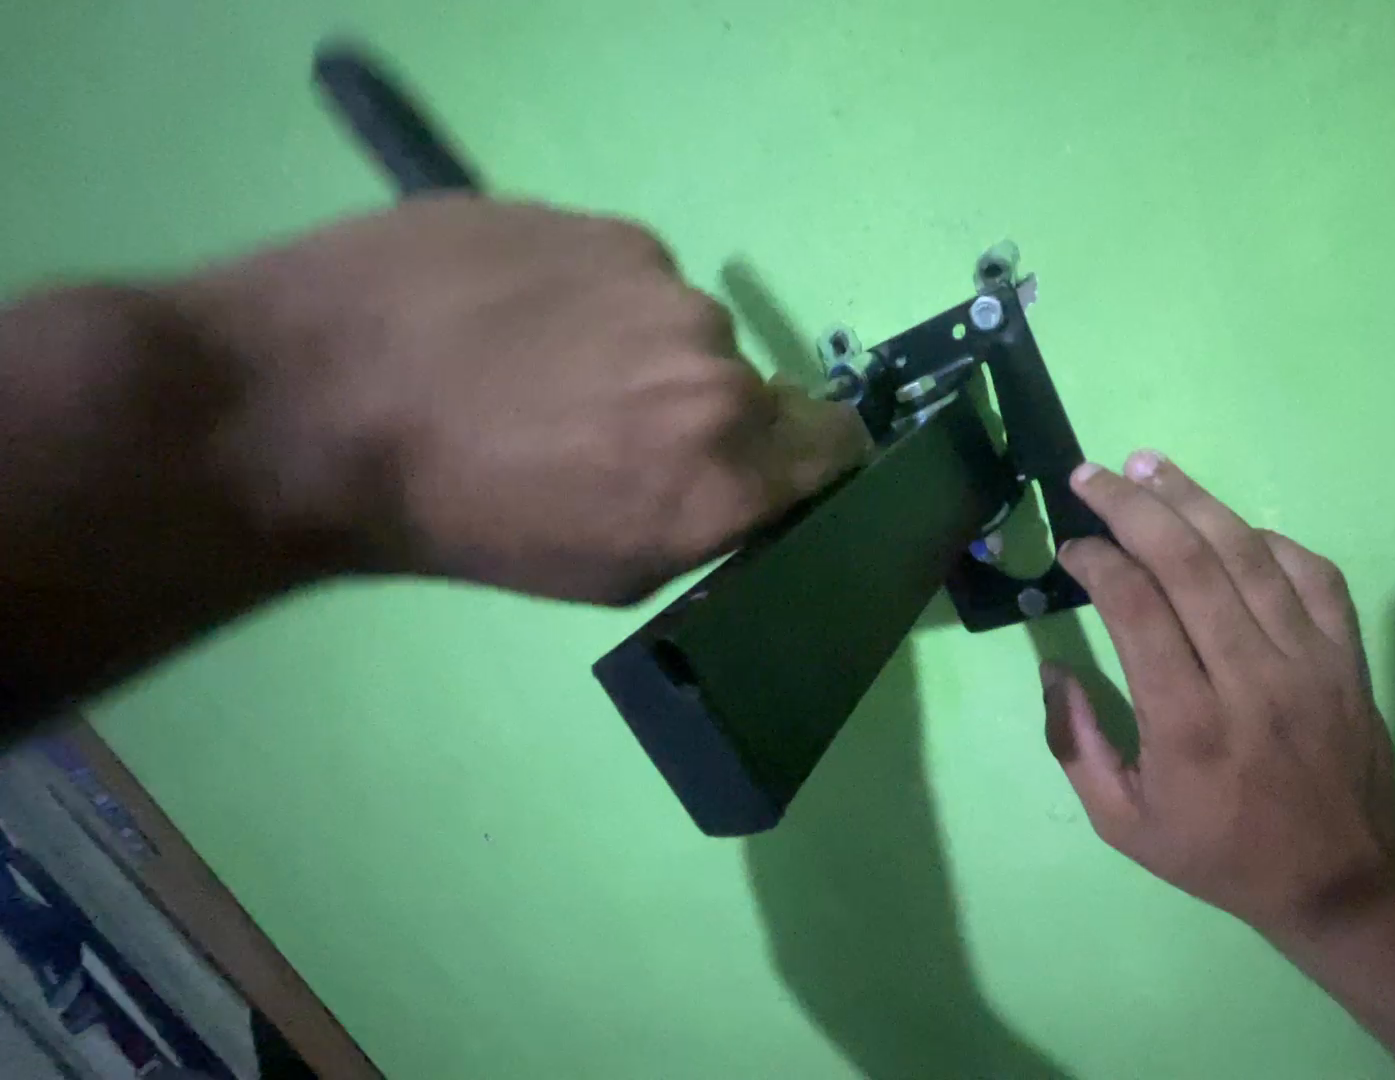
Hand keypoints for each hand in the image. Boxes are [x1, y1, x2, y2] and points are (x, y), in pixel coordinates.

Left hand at [175, 196, 868, 602]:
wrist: (310, 405)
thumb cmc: (469, 522)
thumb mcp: (615, 571)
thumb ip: (714, 525)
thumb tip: (759, 484)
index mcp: (729, 471)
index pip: (840, 445)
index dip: (814, 455)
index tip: (781, 462)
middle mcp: (720, 372)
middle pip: (761, 390)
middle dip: (715, 414)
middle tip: (625, 425)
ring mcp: (665, 290)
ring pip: (693, 330)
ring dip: (654, 352)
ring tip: (557, 366)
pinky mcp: (608, 229)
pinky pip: (637, 278)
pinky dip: (604, 301)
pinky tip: (528, 317)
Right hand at [1043, 450, 1394, 941]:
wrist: (1344, 878)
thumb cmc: (1220, 851)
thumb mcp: (1121, 823)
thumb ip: (1074, 744)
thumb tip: (1051, 668)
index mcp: (1188, 725)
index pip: (1136, 610)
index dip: (1097, 562)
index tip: (1072, 549)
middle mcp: (1250, 679)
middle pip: (1188, 564)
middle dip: (1132, 507)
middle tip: (1091, 475)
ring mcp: (1309, 660)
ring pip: (1247, 554)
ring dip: (1192, 499)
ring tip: (1148, 465)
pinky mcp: (1347, 654)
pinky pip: (1311, 571)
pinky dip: (1265, 538)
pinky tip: (1228, 525)